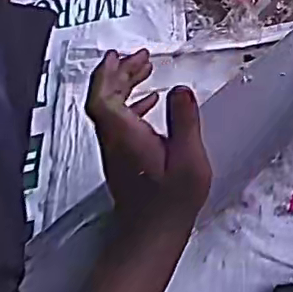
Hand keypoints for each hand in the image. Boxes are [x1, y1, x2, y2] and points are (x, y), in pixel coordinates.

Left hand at [85, 50, 210, 235]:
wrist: (153, 236)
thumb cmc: (171, 201)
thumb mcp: (188, 157)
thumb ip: (184, 120)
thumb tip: (180, 89)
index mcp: (126, 136)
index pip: (104, 98)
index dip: (108, 74)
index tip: (119, 56)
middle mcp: (115, 141)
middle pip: (105, 99)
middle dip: (119, 73)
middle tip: (140, 57)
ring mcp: (116, 151)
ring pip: (111, 109)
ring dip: (125, 85)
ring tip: (145, 69)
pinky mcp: (123, 158)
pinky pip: (120, 121)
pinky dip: (132, 103)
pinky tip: (151, 101)